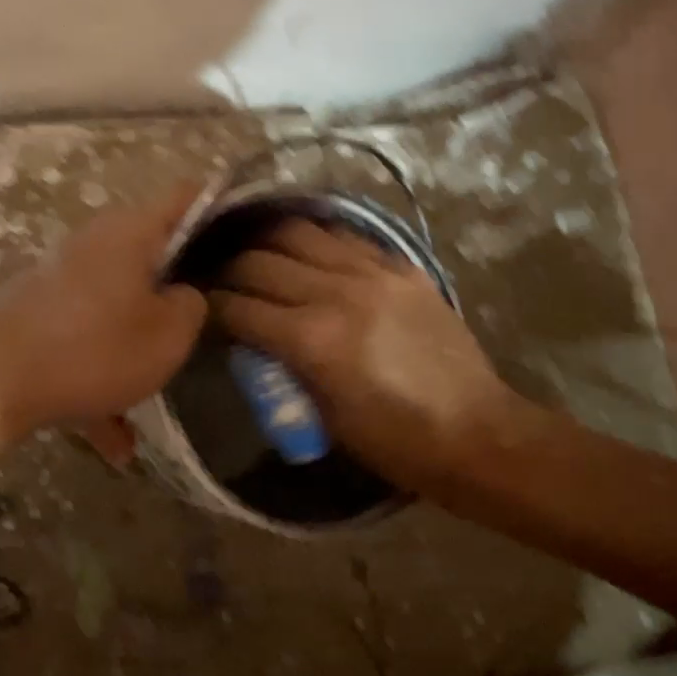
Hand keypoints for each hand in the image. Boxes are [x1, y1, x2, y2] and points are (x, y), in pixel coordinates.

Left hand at [0, 186, 207, 440]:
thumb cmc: (92, 352)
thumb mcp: (167, 336)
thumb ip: (191, 305)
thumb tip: (184, 293)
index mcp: (130, 232)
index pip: (187, 197)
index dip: (220, 210)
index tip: (245, 238)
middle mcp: (93, 242)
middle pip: (150, 255)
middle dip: (175, 290)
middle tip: (202, 321)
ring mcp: (59, 276)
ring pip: (115, 307)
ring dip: (133, 350)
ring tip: (148, 401)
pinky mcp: (35, 312)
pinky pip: (82, 339)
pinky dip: (99, 378)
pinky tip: (112, 440)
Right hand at [210, 219, 518, 471]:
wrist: (477, 434)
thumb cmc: (394, 442)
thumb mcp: (322, 416)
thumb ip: (281, 368)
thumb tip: (250, 339)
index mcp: (313, 338)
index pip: (239, 306)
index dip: (211, 307)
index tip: (199, 309)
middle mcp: (338, 292)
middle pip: (260, 261)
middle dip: (230, 272)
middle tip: (221, 283)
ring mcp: (374, 273)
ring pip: (299, 233)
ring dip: (267, 243)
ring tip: (257, 255)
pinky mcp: (402, 267)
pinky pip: (344, 237)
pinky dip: (315, 241)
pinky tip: (306, 252)